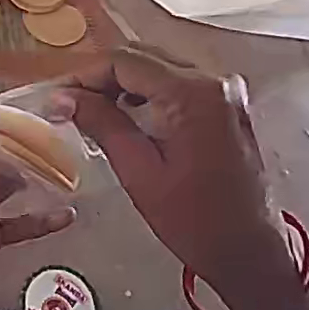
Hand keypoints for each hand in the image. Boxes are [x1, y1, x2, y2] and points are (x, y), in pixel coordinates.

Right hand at [54, 47, 304, 309]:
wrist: (251, 252)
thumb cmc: (194, 220)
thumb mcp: (139, 171)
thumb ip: (102, 123)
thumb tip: (62, 97)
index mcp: (193, 93)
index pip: (125, 61)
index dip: (85, 75)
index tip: (57, 97)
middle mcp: (213, 78)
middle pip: (143, 57)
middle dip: (101, 77)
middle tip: (68, 105)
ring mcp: (225, 89)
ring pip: (159, 66)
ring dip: (123, 83)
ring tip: (91, 110)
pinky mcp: (227, 102)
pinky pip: (177, 82)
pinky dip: (147, 92)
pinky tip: (127, 114)